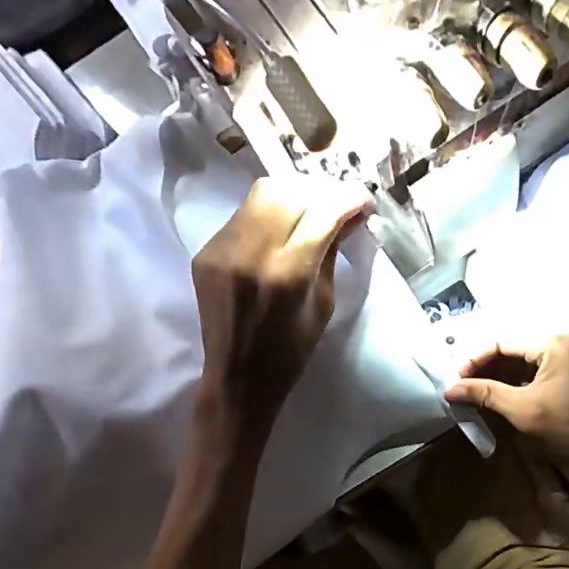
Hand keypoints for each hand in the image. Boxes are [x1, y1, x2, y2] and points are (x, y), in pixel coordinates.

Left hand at [191, 176, 371, 436]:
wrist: (238, 378)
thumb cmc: (291, 352)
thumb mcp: (323, 305)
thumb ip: (331, 254)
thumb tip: (347, 215)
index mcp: (288, 274)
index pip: (321, 213)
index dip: (347, 199)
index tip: (362, 201)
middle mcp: (252, 252)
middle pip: (289, 191)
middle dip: (319, 191)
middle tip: (335, 204)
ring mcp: (223, 249)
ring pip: (262, 194)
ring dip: (292, 195)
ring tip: (308, 210)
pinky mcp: (206, 251)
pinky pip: (242, 215)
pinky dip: (267, 214)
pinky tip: (279, 231)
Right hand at [444, 336, 568, 486]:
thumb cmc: (568, 427)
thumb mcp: (522, 409)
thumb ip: (485, 394)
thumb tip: (450, 389)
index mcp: (553, 344)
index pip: (503, 343)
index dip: (476, 360)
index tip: (455, 379)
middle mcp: (560, 344)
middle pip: (510, 351)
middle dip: (484, 369)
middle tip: (460, 385)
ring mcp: (564, 359)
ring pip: (518, 363)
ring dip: (495, 377)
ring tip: (470, 392)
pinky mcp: (564, 375)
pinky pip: (530, 373)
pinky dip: (510, 384)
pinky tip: (491, 395)